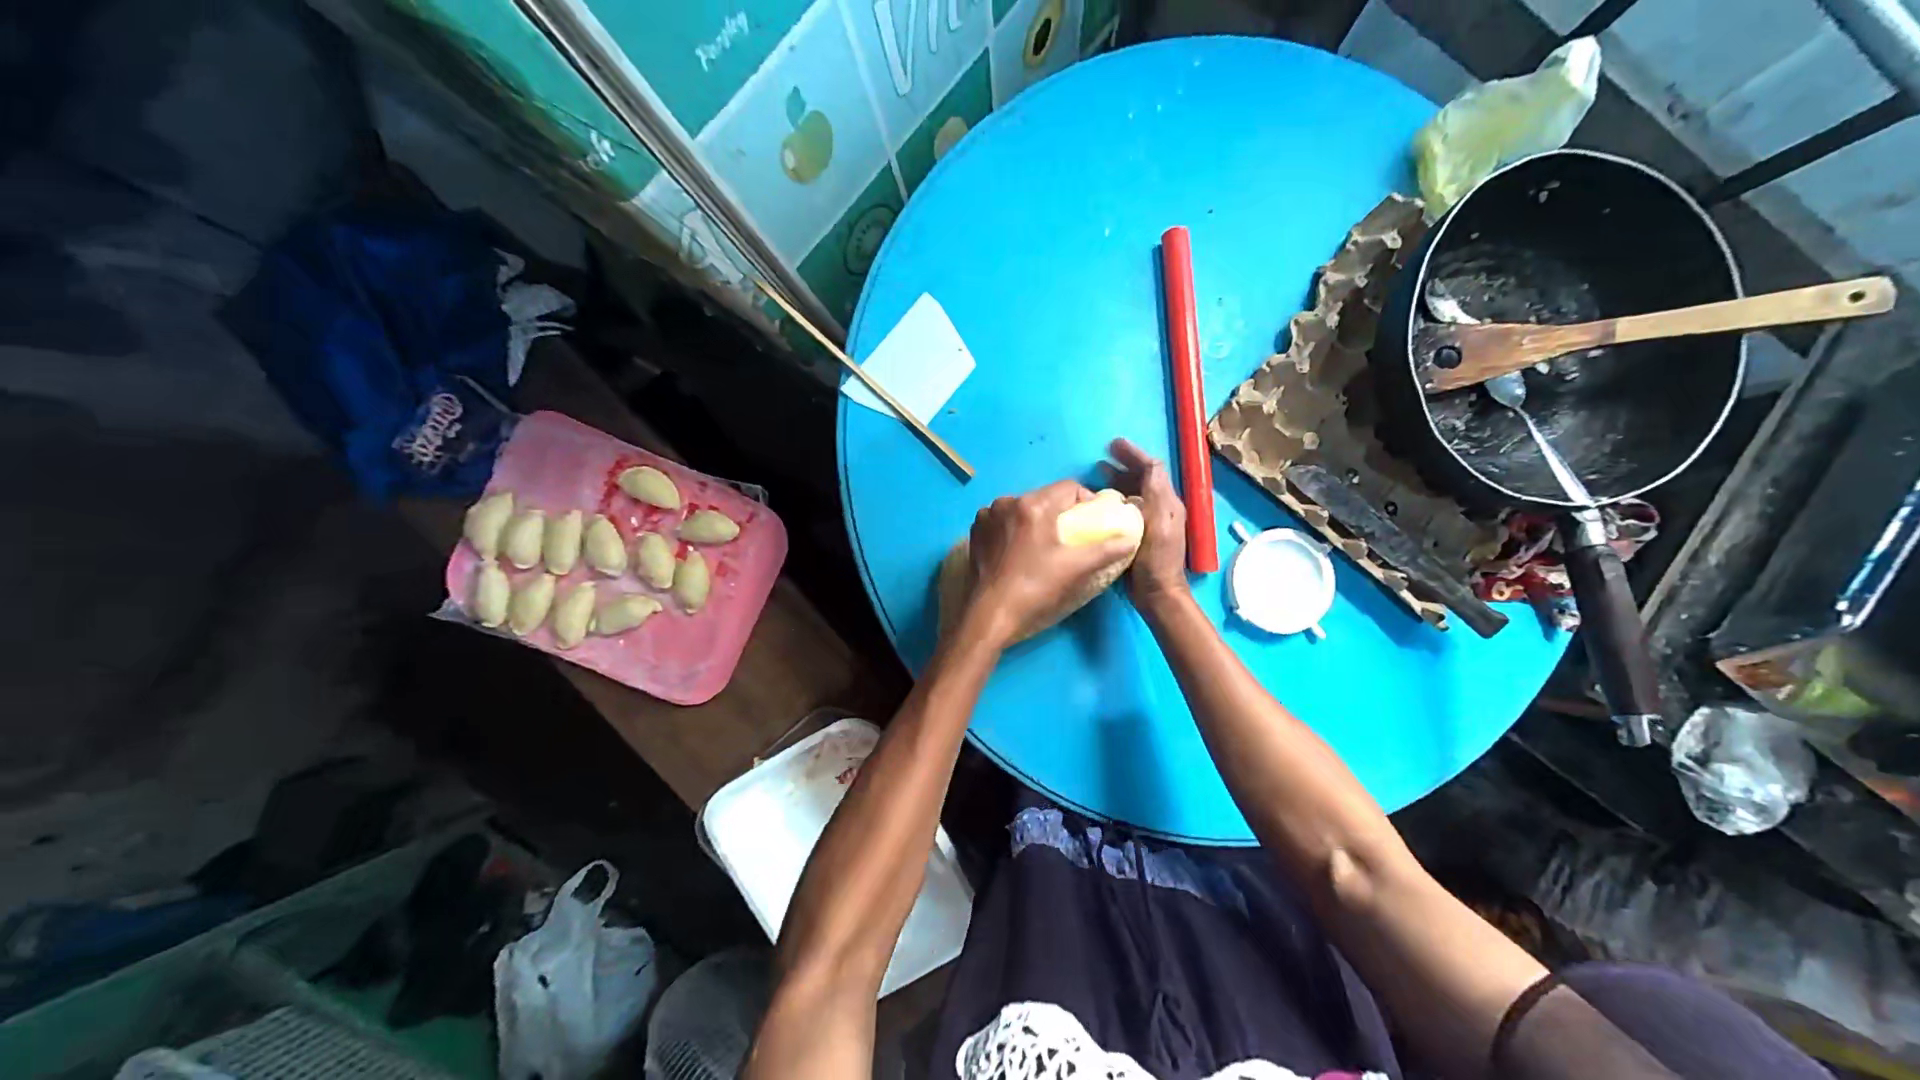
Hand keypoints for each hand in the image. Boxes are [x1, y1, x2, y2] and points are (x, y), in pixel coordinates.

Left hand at [962, 479, 1138, 646]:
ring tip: (1042, 545)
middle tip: (1068, 537)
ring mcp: (988, 515)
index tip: (1089, 522)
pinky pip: (1001, 519)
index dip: (1085, 502)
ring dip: (1035, 519)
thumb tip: (1130, 538)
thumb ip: (1106, 550)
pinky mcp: (976, 530)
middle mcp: (1008, 501)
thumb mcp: (1075, 568)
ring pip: (1022, 507)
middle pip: (1044, 496)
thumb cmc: (1035, 589)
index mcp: (1034, 505)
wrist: (990, 614)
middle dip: (1060, 512)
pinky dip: (1012, 528)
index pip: (1069, 487)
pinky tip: (1017, 549)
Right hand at [1100, 438, 1188, 606]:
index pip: (1152, 469)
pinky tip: (1099, 502)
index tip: (1112, 445)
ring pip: (1134, 492)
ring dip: (1117, 480)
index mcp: (1168, 502)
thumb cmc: (1157, 560)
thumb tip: (1150, 465)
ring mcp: (1151, 521)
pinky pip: (1126, 508)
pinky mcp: (1139, 534)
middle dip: (1124, 464)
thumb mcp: (1159, 523)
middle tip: (1102, 456)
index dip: (1133, 454)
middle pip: (1143, 478)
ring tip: (1098, 473)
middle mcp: (1162, 508)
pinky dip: (1113, 499)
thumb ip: (1156, 493)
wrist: (1157, 594)